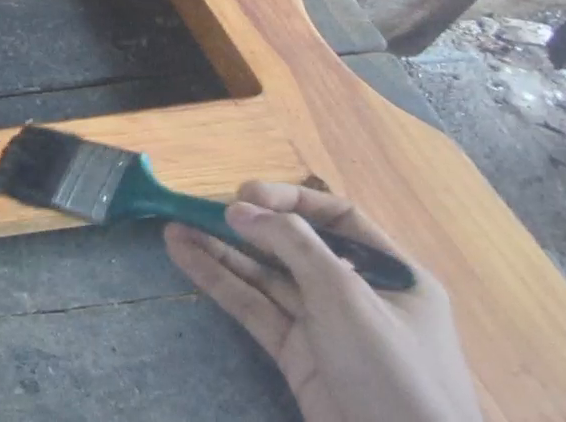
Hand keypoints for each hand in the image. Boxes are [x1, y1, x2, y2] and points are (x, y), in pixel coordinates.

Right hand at [164, 181, 481, 421]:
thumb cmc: (392, 370)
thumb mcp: (346, 298)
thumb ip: (293, 244)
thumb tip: (240, 208)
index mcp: (393, 276)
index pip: (339, 218)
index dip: (291, 199)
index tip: (244, 195)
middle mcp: (358, 294)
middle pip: (293, 246)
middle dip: (245, 226)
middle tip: (195, 208)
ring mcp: (324, 324)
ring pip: (264, 275)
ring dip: (219, 250)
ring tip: (172, 226)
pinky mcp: (296, 351)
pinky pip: (252, 305)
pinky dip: (217, 280)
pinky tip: (182, 255)